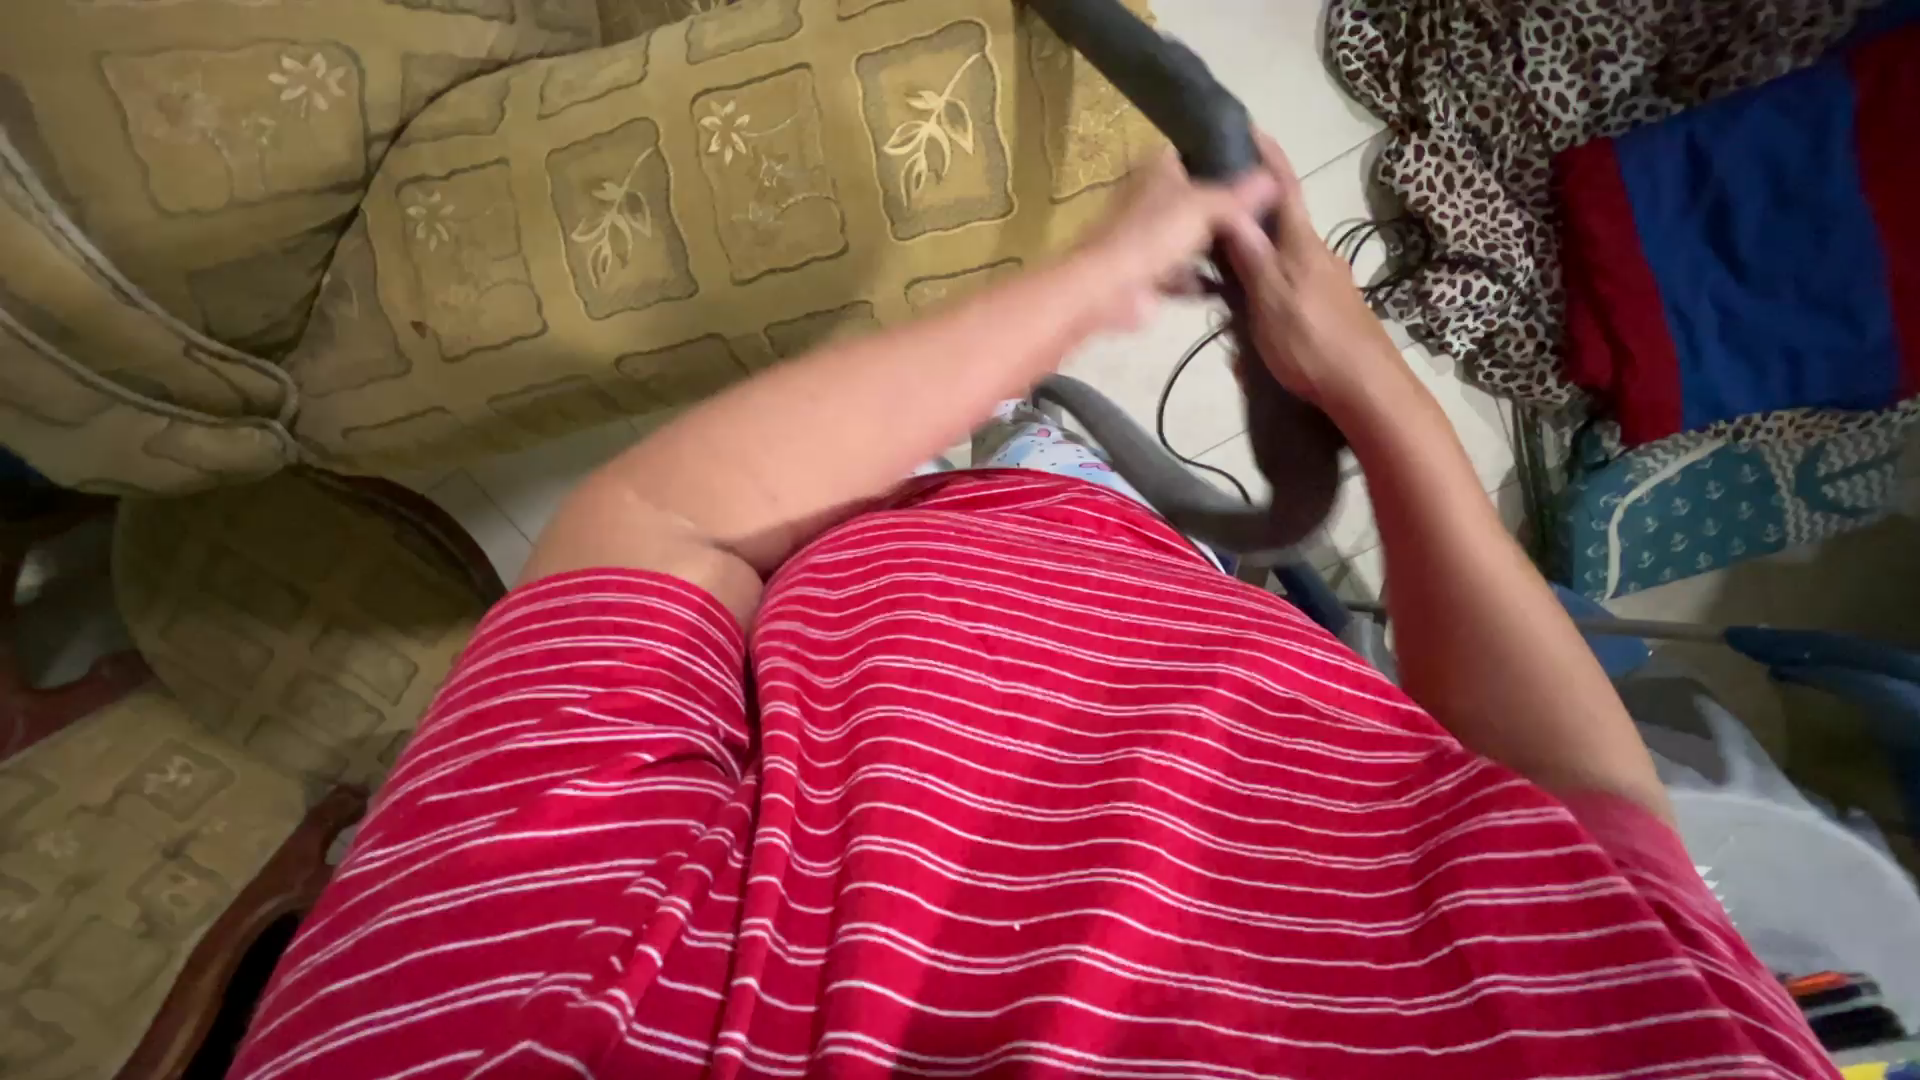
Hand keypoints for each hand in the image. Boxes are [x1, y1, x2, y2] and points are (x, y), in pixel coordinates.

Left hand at [1077, 148, 1277, 331]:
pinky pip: (1187, 278)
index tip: (1258, 166)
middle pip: (1198, 200)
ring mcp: (1151, 242)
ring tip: (1261, 248)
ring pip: (1193, 240)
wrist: (1108, 290)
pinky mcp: (1152, 278)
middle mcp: (1154, 202)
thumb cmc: (1151, 235)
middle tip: (1270, 214)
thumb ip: (1238, 195)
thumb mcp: (1203, 205)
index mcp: (1158, 170)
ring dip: (1220, 248)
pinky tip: (1239, 284)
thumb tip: (1275, 180)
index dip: (1223, 155)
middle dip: (1229, 209)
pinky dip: (1207, 282)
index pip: (1194, 151)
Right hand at [1218, 134, 1409, 415]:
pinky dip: (1262, 292)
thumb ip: (1251, 256)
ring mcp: (1324, 283)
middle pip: (1276, 226)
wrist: (1364, 388)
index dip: (1267, 157)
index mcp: (1302, 245)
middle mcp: (1317, 255)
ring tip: (1220, 287)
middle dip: (1245, 223)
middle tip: (1208, 231)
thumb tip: (1232, 207)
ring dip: (1251, 265)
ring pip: (1279, 261)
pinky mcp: (1327, 310)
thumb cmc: (1312, 342)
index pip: (1282, 188)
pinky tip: (1248, 321)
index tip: (1247, 127)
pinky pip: (1285, 288)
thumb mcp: (1271, 299)